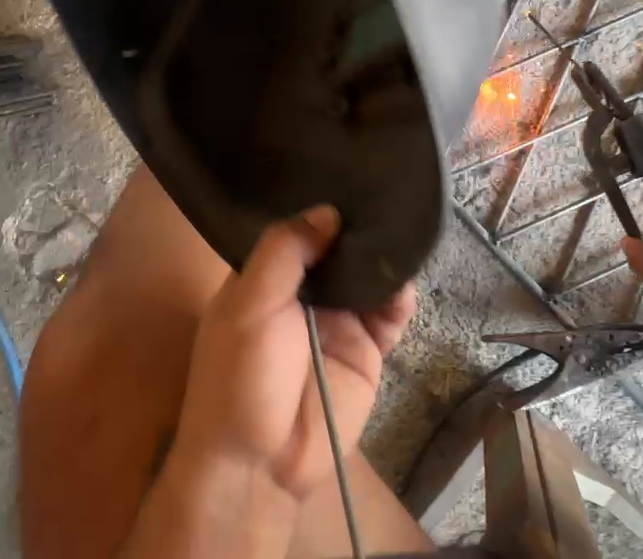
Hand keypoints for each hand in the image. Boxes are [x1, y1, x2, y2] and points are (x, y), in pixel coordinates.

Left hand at [166, 206, 417, 501]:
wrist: (261, 466)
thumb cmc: (238, 378)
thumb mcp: (248, 306)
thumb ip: (284, 252)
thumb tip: (329, 210)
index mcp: (268, 279)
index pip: (300, 231)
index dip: (322, 208)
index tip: (351, 175)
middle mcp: (307, 293)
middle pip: (342, 249)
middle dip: (363, 229)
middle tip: (390, 195)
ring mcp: (340, 320)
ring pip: (372, 277)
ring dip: (387, 259)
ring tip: (404, 234)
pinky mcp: (368, 349)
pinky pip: (392, 314)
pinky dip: (401, 297)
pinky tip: (404, 285)